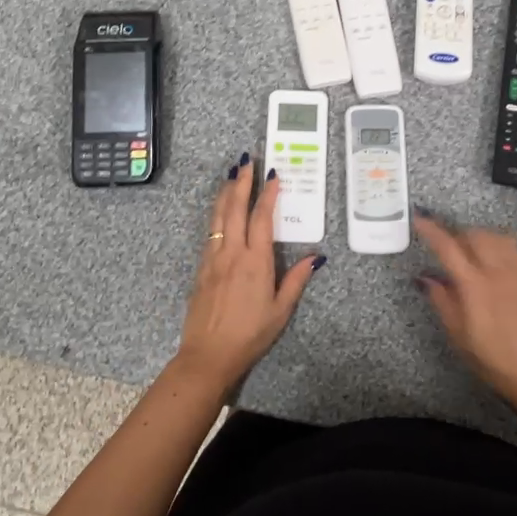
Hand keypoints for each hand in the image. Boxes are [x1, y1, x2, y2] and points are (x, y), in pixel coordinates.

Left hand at [173, 158, 322, 393]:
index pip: (261, 218)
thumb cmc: (250, 334)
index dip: (267, 194)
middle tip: (247, 161)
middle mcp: (232, 253)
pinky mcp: (201, 268)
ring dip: (225, 192)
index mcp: (255, 261)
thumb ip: (296, 280)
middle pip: (235, 209)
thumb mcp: (280, 310)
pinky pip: (211, 232)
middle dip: (242, 182)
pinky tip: (220, 209)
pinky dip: (217, 214)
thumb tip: (315, 257)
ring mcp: (213, 258)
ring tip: (231, 174)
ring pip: (219, 217)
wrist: (208, 355)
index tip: (273, 175)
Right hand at [414, 216, 516, 401]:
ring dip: (480, 237)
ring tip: (473, 253)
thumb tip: (426, 277)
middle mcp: (497, 270)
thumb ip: (442, 301)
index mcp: (474, 285)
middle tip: (448, 250)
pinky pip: (515, 248)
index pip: (448, 247)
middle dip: (457, 235)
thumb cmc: (493, 359)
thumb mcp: (459, 335)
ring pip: (497, 236)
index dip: (431, 230)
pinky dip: (501, 246)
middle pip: (474, 234)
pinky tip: (497, 263)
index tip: (418, 219)